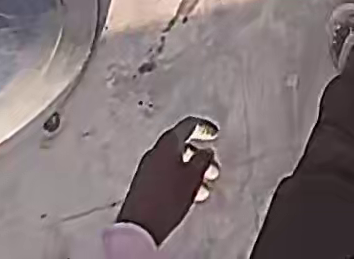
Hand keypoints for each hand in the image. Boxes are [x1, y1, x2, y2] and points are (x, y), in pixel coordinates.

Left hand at [117, 116, 219, 244]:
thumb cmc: (168, 198)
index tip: (215, 134)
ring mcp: (147, 168)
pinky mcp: (142, 186)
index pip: (189, 125)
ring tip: (204, 188)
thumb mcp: (193, 176)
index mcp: (168, 143)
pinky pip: (166, 175)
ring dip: (191, 172)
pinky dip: (180, 180)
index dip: (204, 128)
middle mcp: (156, 151)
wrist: (138, 229)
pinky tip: (189, 195)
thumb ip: (203, 159)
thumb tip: (206, 151)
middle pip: (182, 145)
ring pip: (175, 163)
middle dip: (200, 156)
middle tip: (213, 169)